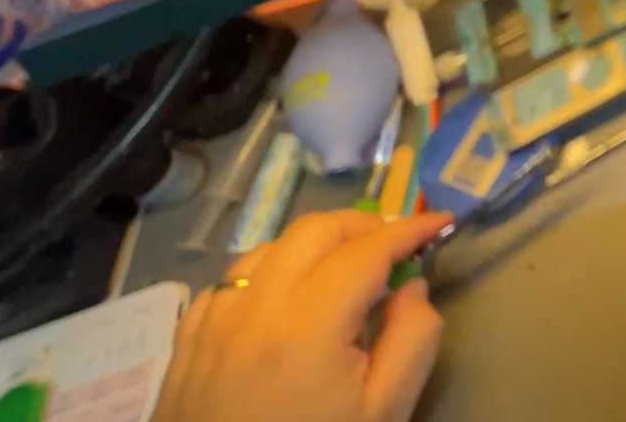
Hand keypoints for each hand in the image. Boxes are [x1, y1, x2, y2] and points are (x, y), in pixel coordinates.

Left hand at [157, 211, 454, 421]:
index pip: (368, 249)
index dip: (411, 228)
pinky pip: (227, 286)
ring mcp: (209, 333)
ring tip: (344, 269)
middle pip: (313, 231)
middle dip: (365, 225)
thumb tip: (409, 287)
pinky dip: (268, 274)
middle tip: (396, 247)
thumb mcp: (388, 407)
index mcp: (306, 329)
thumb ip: (415, 335)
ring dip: (315, 245)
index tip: (441, 222)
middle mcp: (252, 316)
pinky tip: (288, 299)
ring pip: (266, 250)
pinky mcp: (184, 354)